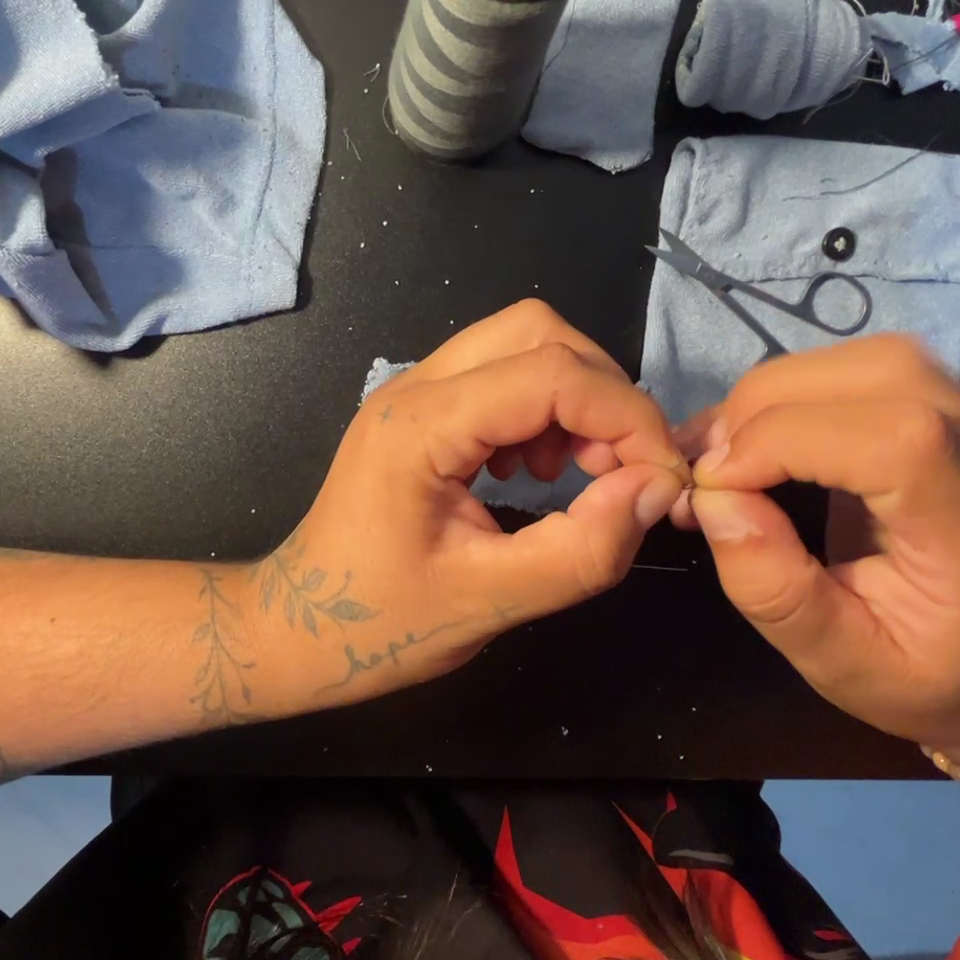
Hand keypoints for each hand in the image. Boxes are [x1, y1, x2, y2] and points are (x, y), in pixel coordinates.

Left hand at [258, 300, 688, 702]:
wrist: (298, 628)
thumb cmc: (379, 623)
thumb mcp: (489, 601)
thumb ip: (583, 549)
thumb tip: (656, 489)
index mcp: (420, 427)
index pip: (550, 374)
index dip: (627, 417)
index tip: (661, 481)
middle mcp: (413, 388)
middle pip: (535, 331)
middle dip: (600, 392)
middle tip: (616, 470)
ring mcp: (411, 393)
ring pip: (519, 343)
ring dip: (570, 399)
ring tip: (573, 474)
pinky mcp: (418, 412)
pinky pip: (497, 375)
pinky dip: (539, 410)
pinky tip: (531, 471)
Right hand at [677, 336, 959, 752]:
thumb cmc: (916, 677)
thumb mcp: (832, 663)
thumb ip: (772, 589)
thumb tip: (712, 497)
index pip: (901, 442)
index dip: (789, 441)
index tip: (716, 485)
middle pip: (883, 376)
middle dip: (767, 409)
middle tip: (712, 469)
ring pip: (868, 359)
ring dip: (774, 393)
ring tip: (732, 452)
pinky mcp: (944, 413)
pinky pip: (860, 369)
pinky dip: (790, 391)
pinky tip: (758, 437)